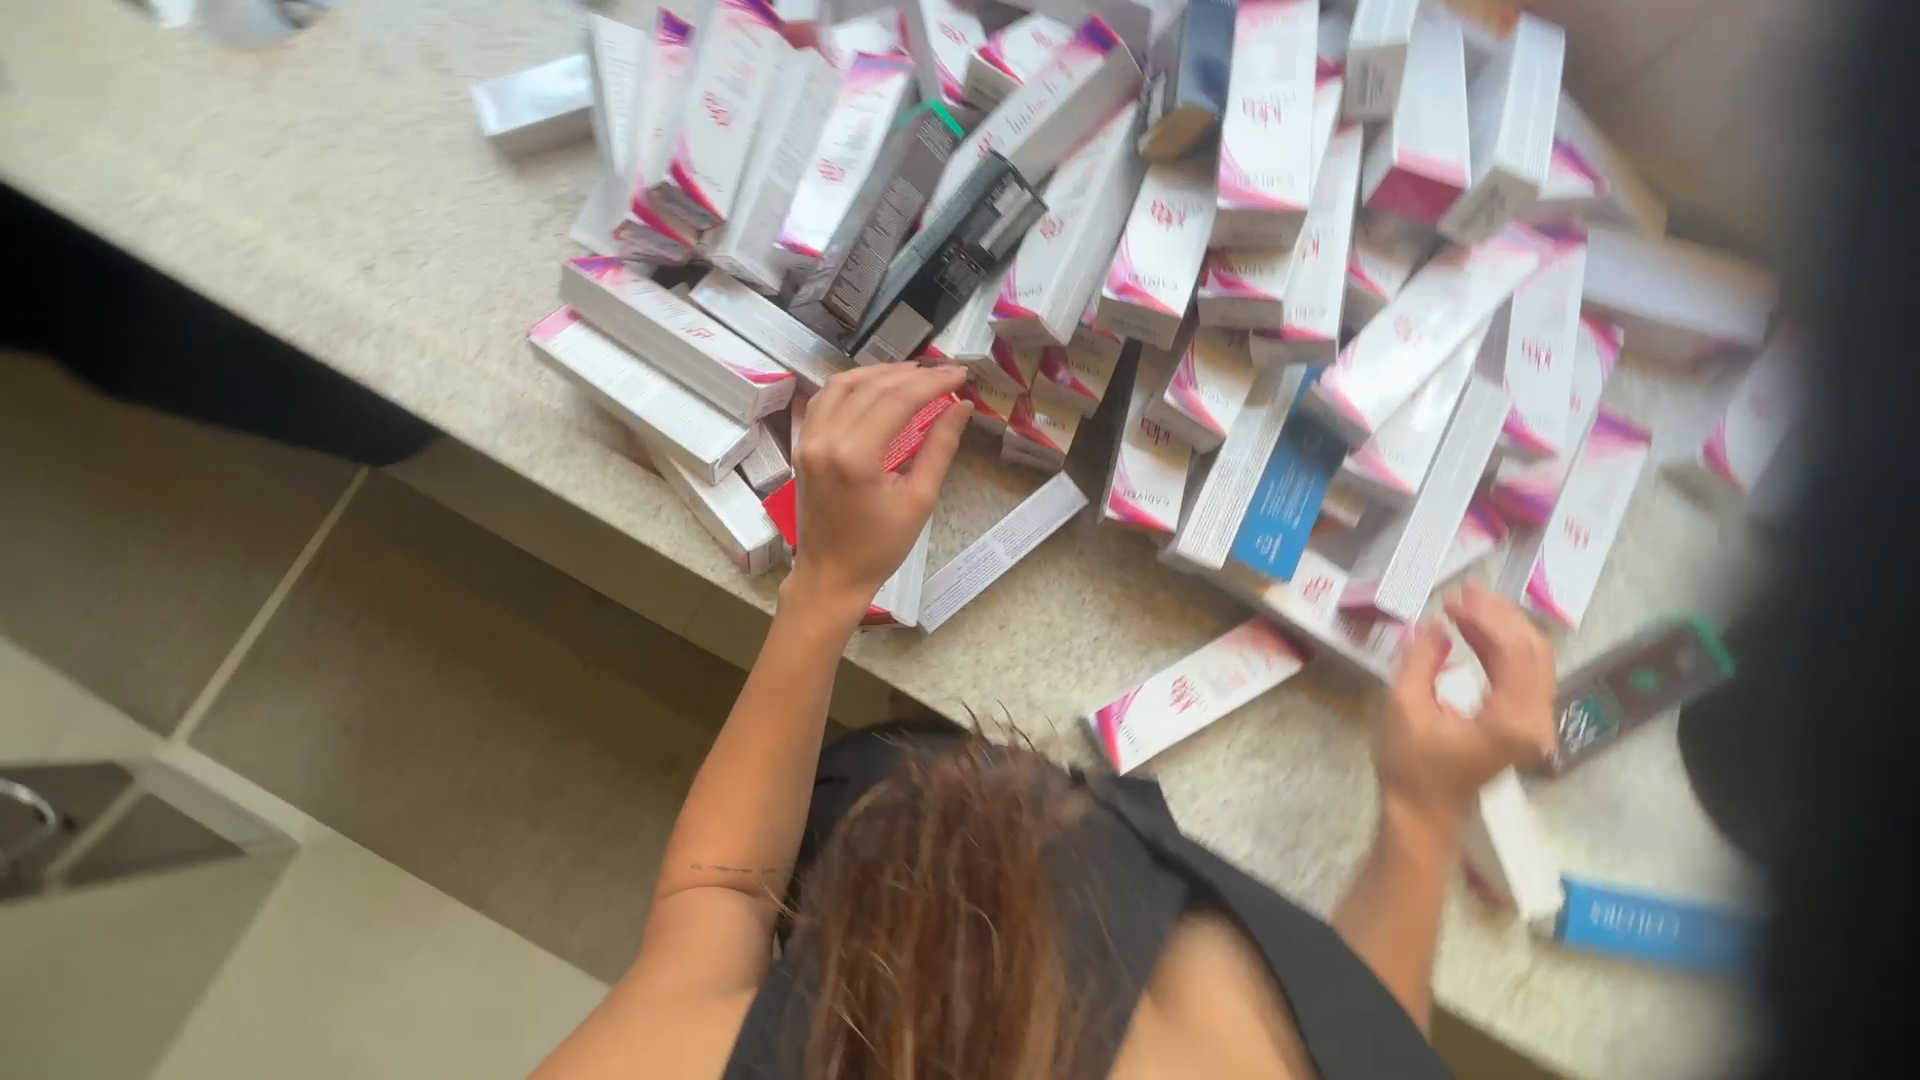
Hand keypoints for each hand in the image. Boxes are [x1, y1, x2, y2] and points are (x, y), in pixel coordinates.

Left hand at [784, 364, 971, 613]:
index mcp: (856, 456)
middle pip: (872, 387)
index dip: (932, 382)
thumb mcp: (919, 499)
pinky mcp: (803, 446)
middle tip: (945, 372)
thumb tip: (962, 406)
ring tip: (914, 374)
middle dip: (912, 375)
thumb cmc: (879, 548)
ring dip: (880, 373)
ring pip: (843, 385)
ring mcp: (809, 441)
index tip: (960, 375)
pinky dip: (852, 386)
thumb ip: (939, 447)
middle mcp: (826, 440)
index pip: (898, 399)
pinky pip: (825, 400)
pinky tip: (875, 386)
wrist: (831, 575)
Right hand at [1375, 584, 1556, 829]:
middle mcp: (1535, 719)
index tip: (1453, 598)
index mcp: (1512, 719)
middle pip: (1534, 651)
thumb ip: (1420, 662)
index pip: (1515, 652)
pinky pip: (1522, 675)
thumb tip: (1433, 627)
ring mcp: (1533, 723)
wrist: (1422, 811)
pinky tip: (1473, 632)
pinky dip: (1500, 648)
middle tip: (1464, 592)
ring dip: (1502, 629)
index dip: (1487, 618)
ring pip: (1533, 660)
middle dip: (1500, 616)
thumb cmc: (1410, 765)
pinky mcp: (1521, 724)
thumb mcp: (1404, 708)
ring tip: (1467, 605)